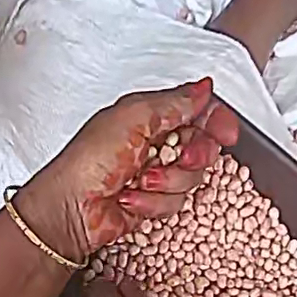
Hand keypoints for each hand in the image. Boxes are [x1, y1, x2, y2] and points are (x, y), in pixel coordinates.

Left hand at [16, 78, 240, 263]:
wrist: (70, 208)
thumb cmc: (89, 162)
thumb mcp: (133, 118)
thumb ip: (173, 103)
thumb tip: (203, 89)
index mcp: (150, 116)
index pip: (197, 112)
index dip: (216, 121)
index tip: (227, 133)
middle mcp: (155, 144)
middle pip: (202, 148)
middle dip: (192, 157)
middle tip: (178, 159)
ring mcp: (155, 175)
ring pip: (191, 180)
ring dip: (167, 182)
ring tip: (139, 180)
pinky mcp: (152, 202)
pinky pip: (175, 203)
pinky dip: (153, 203)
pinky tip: (131, 199)